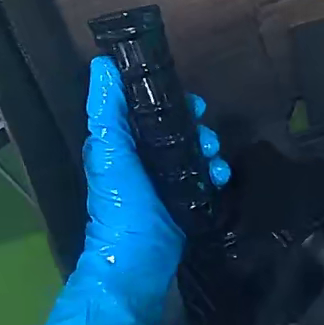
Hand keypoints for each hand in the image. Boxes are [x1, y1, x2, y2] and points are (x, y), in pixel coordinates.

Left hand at [39, 57, 229, 324]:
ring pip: (195, 149)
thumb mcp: (111, 152)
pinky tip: (221, 177)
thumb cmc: (121, 204)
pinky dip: (217, 171)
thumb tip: (102, 65)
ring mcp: (166, 178)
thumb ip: (107, 110)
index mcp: (123, 142)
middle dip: (197, 126)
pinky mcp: (185, 197)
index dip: (169, 98)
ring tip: (215, 160)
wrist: (139, 259)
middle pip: (177, 127)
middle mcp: (144, 157)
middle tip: (207, 134)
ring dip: (210, 148)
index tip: (191, 100)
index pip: (147, 108)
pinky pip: (206, 174)